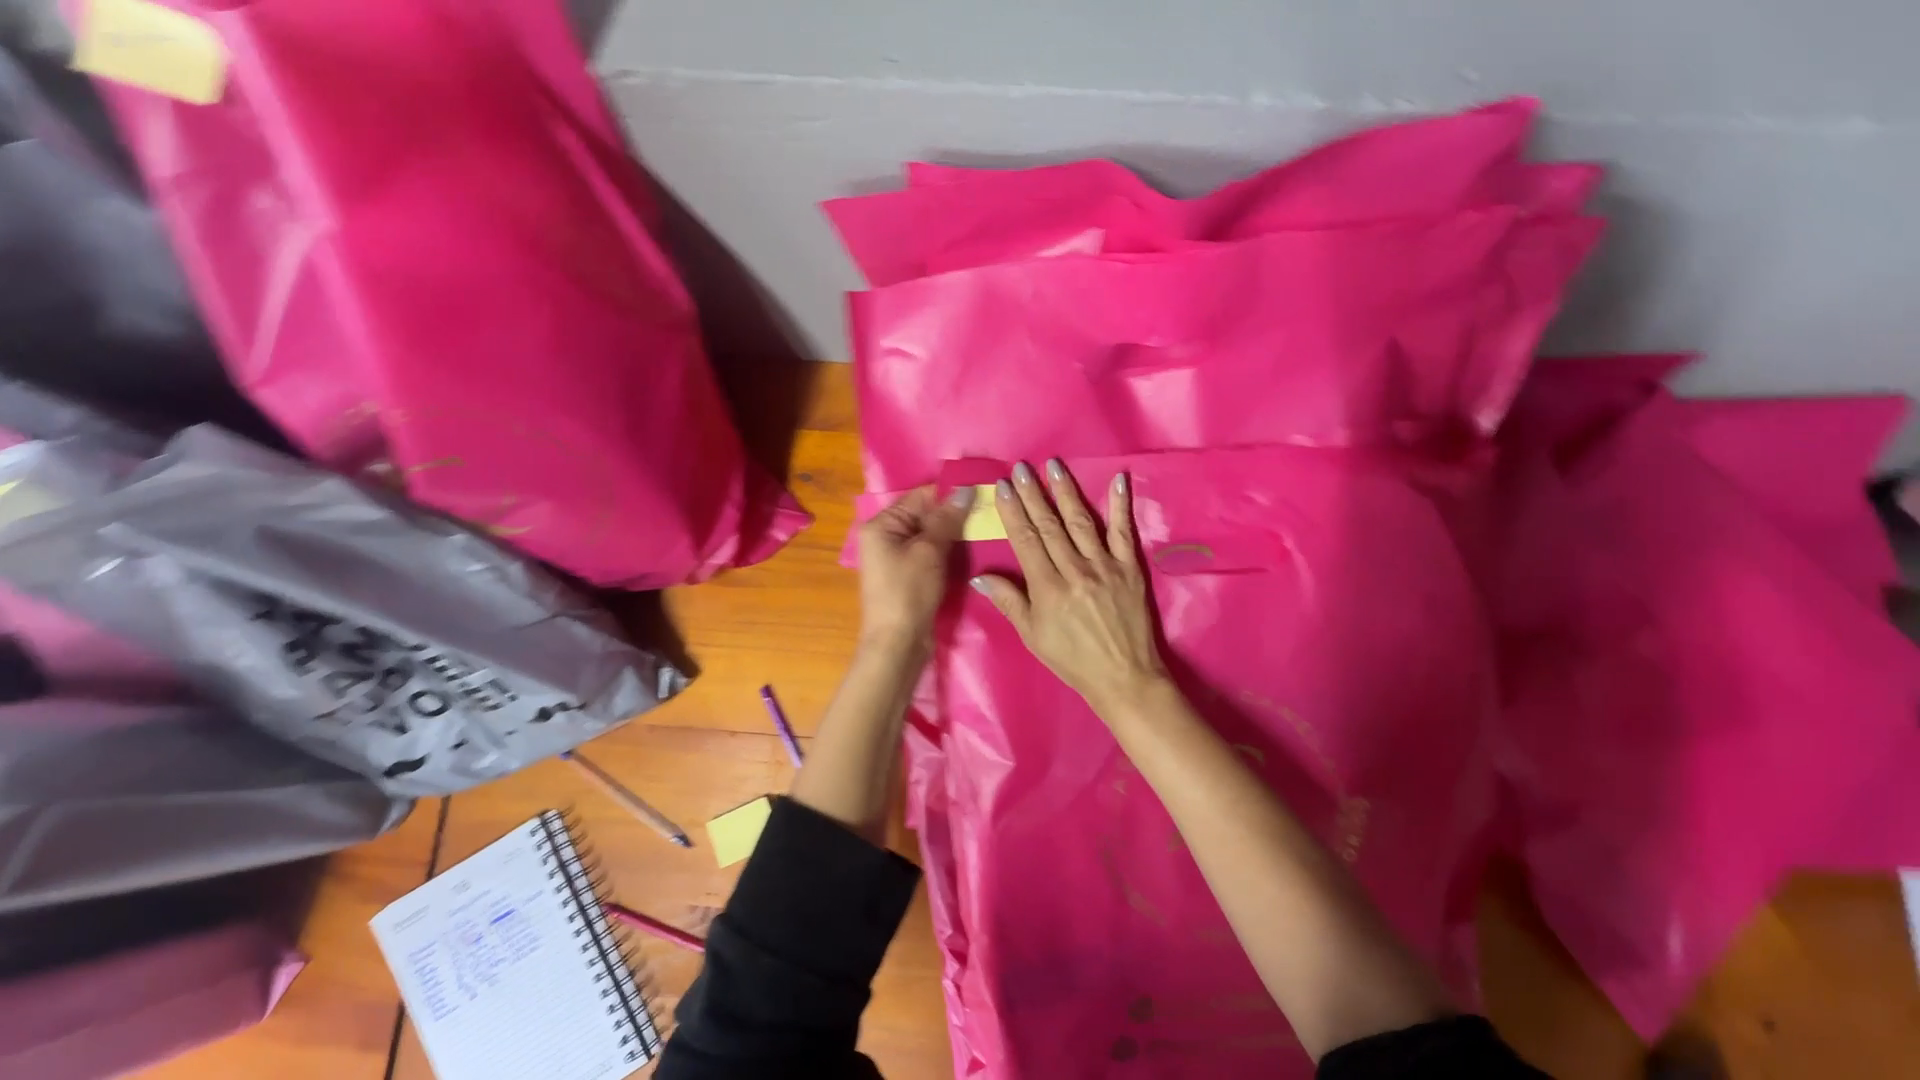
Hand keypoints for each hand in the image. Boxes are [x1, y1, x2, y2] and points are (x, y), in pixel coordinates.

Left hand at [857, 485, 973, 646]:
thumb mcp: (929, 552)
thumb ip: (947, 519)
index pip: (920, 496)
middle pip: (925, 514)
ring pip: (931, 535)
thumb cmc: (908, 593)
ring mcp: (896, 557)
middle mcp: (885, 536)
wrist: (898, 644)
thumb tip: (966, 489)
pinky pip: (931, 554)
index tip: (982, 490)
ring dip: (955, 533)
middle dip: (955, 513)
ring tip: (987, 527)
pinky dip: (949, 551)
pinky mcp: (909, 575)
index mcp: (881, 525)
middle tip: (990, 509)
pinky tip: (973, 549)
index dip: (950, 493)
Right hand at [971, 460, 1167, 714]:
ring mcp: (1104, 567)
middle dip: (1034, 494)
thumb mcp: (1032, 637)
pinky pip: (1124, 532)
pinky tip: (1118, 480)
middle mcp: (1074, 571)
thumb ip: (1009, 602)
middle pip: (1049, 525)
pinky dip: (1121, 505)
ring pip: (1081, 521)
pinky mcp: (1130, 569)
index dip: (1013, 511)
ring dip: (1066, 491)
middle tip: (1022, 468)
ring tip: (1054, 466)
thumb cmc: (1072, 661)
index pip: (1026, 540)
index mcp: (1047, 588)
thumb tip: (980, 576)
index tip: (1003, 486)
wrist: (1124, 678)